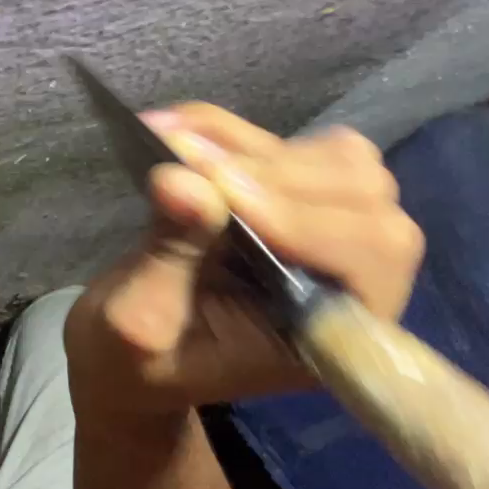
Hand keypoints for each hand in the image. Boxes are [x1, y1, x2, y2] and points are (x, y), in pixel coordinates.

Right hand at [65, 102, 424, 412]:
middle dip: (276, 175)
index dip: (303, 218)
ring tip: (178, 145)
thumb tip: (181, 177)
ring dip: (256, 149)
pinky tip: (178, 128)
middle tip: (187, 161)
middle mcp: (348, 283)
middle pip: (363, 199)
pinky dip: (232, 133)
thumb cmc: (130, 360)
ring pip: (338, 163)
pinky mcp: (290, 204)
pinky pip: (288, 149)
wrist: (123, 356)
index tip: (221, 193)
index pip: (365, 258)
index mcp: (326, 334)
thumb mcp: (135, 323)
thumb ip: (169, 257)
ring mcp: (326, 237)